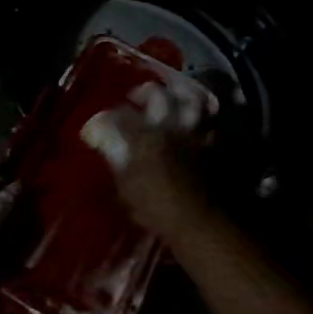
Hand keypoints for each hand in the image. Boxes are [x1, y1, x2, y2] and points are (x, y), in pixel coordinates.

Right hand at [81, 77, 219, 238]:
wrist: (197, 221)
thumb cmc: (154, 207)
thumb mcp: (125, 184)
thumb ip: (115, 157)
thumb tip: (103, 141)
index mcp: (144, 137)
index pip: (122, 114)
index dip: (108, 115)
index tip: (100, 122)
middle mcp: (170, 128)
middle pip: (159, 96)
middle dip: (146, 92)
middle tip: (137, 96)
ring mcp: (194, 135)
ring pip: (192, 101)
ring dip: (181, 95)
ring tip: (172, 96)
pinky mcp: (211, 146)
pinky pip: (210, 124)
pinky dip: (202, 120)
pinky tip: (194, 123)